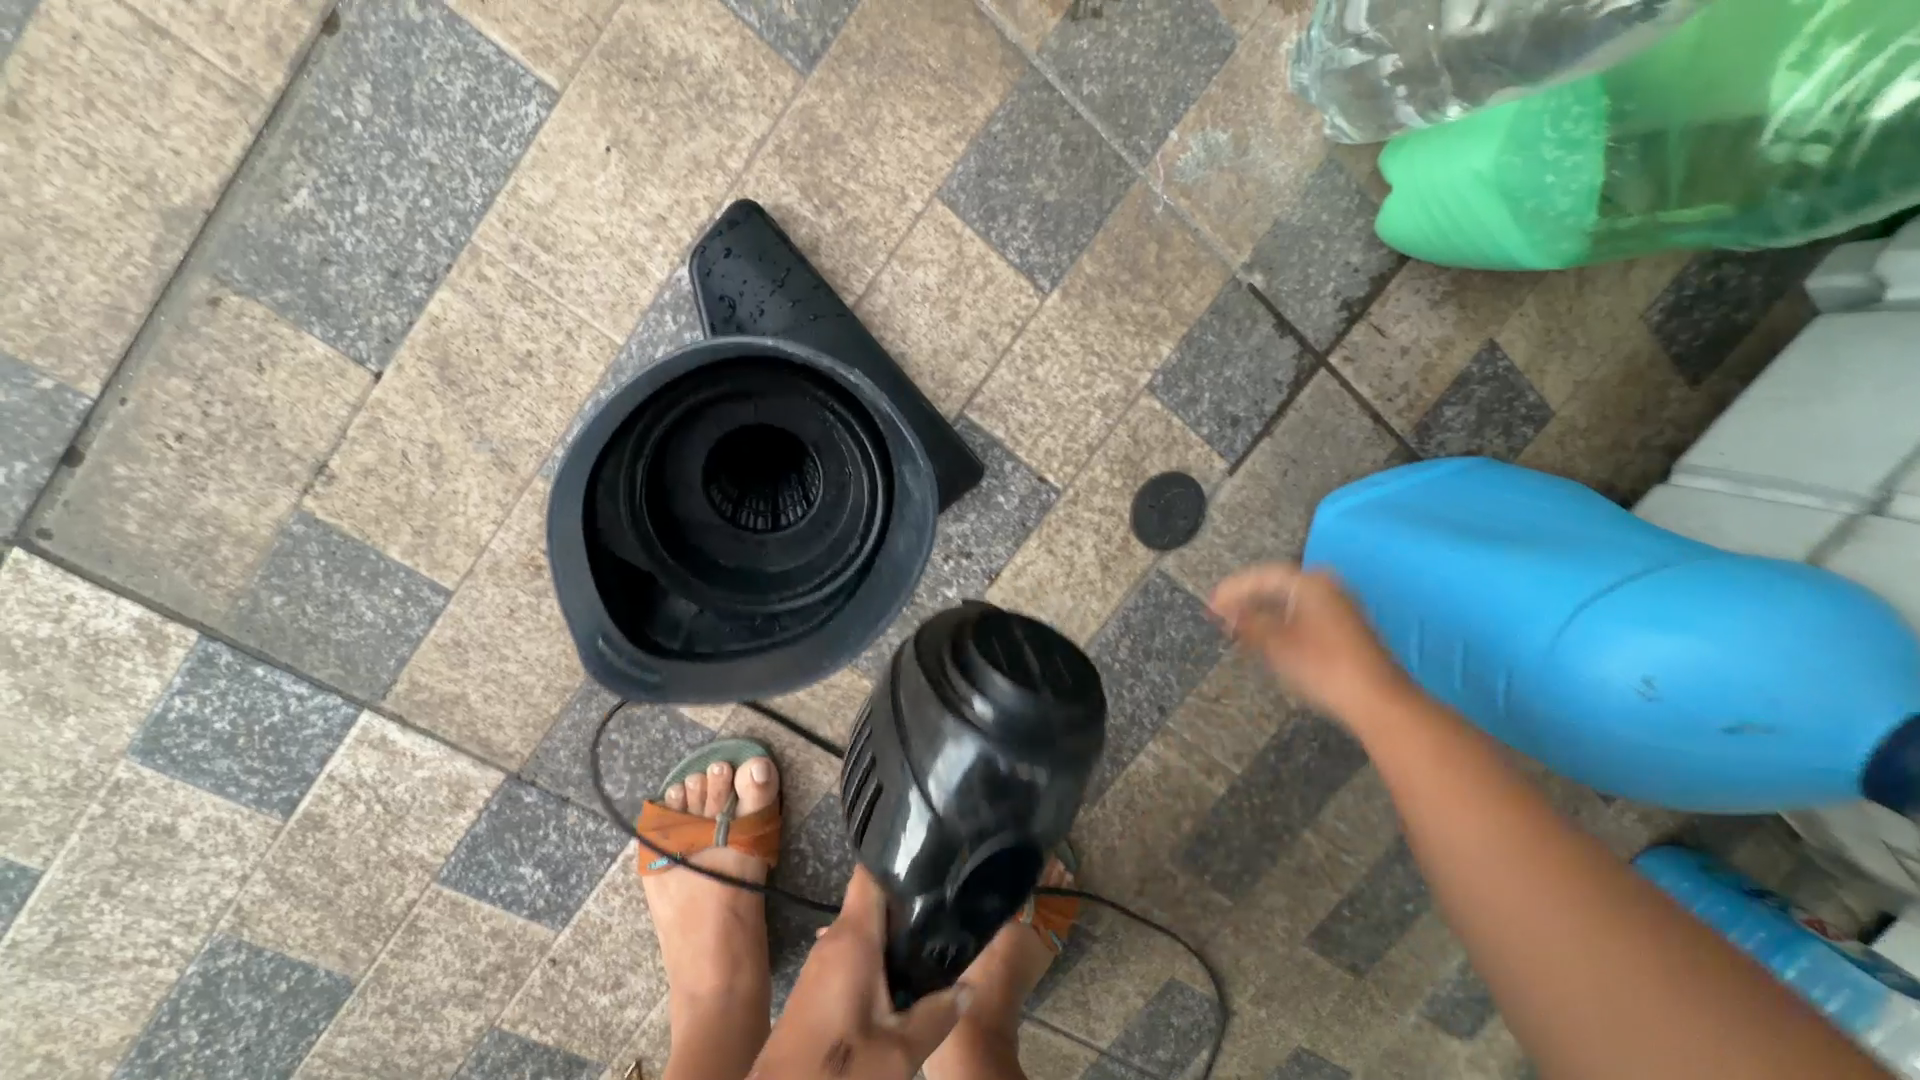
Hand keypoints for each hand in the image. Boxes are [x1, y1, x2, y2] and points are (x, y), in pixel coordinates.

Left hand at [751, 867, 969, 1079]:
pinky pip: (855, 950)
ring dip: (896, 927)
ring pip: (865, 927)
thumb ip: (937, 1015)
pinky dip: (881, 951)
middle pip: (873, 898)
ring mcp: (823, 962)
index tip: (933, 850)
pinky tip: (909, 967)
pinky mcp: (820, 984)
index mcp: (852, 938)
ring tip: (939, 927)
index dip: (898, 856)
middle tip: (952, 894)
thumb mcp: (899, 1051)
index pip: (870, 874)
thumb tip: (970, 987)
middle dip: (908, 895)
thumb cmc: (838, 1070)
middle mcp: (834, 939)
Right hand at [1209, 562, 1412, 721]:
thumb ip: (1248, 623)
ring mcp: (1339, 606)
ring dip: (1263, 612)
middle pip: (1277, 585)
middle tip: (1220, 615)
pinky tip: (1266, 638)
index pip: (1262, 576)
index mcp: (1310, 583)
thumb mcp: (1277, 645)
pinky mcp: (1344, 626)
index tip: (1211, 604)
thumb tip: (1224, 612)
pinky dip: (1280, 621)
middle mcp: (1326, 586)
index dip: (1233, 589)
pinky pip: (1302, 613)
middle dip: (1247, 600)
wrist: (1375, 699)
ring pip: (1290, 601)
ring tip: (1238, 627)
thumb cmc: (1322, 666)